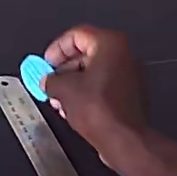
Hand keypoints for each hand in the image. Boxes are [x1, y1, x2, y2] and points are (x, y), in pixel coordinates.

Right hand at [42, 26, 149, 164]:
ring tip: (58, 99)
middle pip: (86, 53)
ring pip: (94, 72)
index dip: (57, 48)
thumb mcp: (64, 90)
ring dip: (73, 84)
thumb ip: (50, 79)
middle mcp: (124, 56)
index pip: (77, 35)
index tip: (46, 62)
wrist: (123, 140)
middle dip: (63, 69)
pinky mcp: (129, 95)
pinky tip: (72, 108)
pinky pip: (103, 87)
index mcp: (111, 45)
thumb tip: (46, 81)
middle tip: (49, 81)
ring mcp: (129, 76)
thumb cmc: (102, 112)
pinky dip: (87, 93)